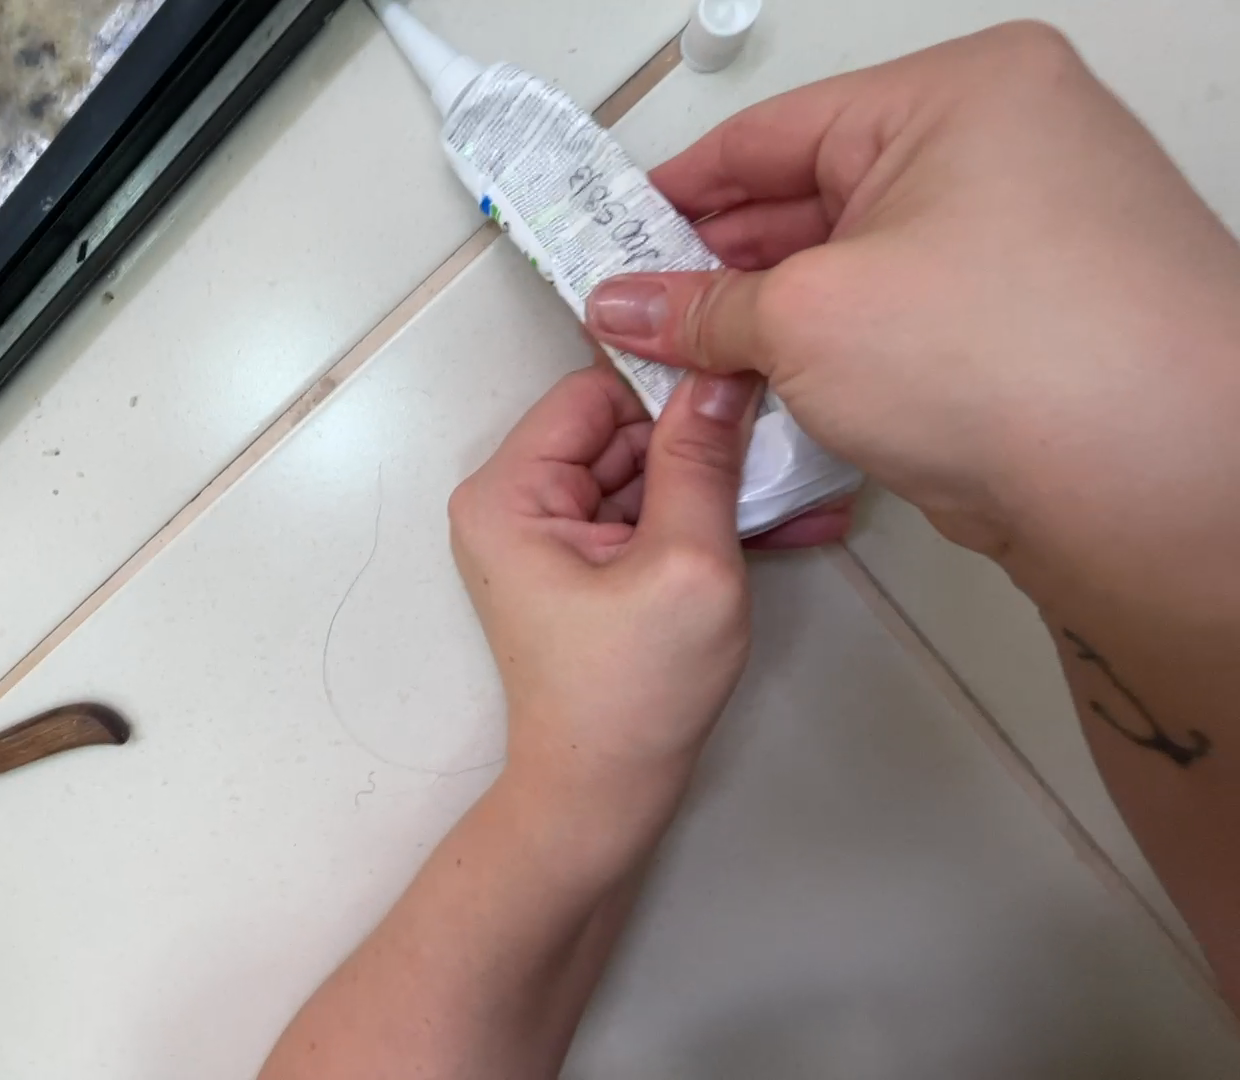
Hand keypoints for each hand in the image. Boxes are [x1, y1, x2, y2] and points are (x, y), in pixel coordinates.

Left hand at [450, 365, 790, 800]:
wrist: (602, 787)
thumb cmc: (633, 686)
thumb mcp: (684, 563)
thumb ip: (701, 461)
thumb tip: (721, 374)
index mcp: (507, 493)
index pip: (588, 394)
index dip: (666, 385)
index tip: (747, 383)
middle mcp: (511, 503)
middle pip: (614, 434)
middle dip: (701, 442)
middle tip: (797, 439)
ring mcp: (543, 535)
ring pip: (637, 475)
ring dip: (715, 484)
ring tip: (809, 485)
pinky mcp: (575, 562)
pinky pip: (638, 518)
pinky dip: (696, 520)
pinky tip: (784, 522)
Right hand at [584, 22, 1239, 594]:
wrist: (1145, 478)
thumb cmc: (996, 354)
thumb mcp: (802, 315)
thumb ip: (692, 308)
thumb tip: (614, 306)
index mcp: (947, 103)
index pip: (764, 135)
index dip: (670, 193)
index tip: (603, 241)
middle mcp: (972, 157)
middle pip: (786, 203)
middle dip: (696, 266)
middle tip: (620, 312)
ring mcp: (978, 241)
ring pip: (812, 269)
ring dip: (733, 317)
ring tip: (656, 355)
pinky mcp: (971, 318)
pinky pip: (846, 317)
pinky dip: (782, 347)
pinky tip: (723, 379)